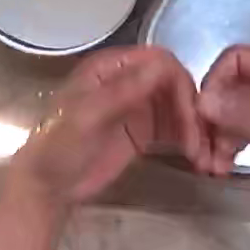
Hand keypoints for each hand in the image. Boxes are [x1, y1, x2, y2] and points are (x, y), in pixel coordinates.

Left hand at [6, 47, 212, 208]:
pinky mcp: (143, 132)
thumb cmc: (58, 147)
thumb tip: (162, 66)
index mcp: (110, 68)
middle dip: (191, 110)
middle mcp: (127, 81)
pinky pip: (174, 128)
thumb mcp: (86, 118)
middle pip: (174, 84)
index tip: (193, 115)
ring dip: (195, 128)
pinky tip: (197, 158)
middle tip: (200, 145)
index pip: (158, 61)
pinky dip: (189, 140)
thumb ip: (121, 91)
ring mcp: (136, 106)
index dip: (180, 84)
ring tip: (203, 157)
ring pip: (178, 106)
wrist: (46, 187)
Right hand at [197, 45, 249, 214]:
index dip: (215, 83)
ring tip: (212, 165)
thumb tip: (200, 101)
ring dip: (222, 133)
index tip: (200, 116)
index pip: (237, 59)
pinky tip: (225, 165)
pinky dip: (236, 143)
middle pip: (235, 85)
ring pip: (240, 109)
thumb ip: (245, 113)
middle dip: (216, 114)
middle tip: (200, 147)